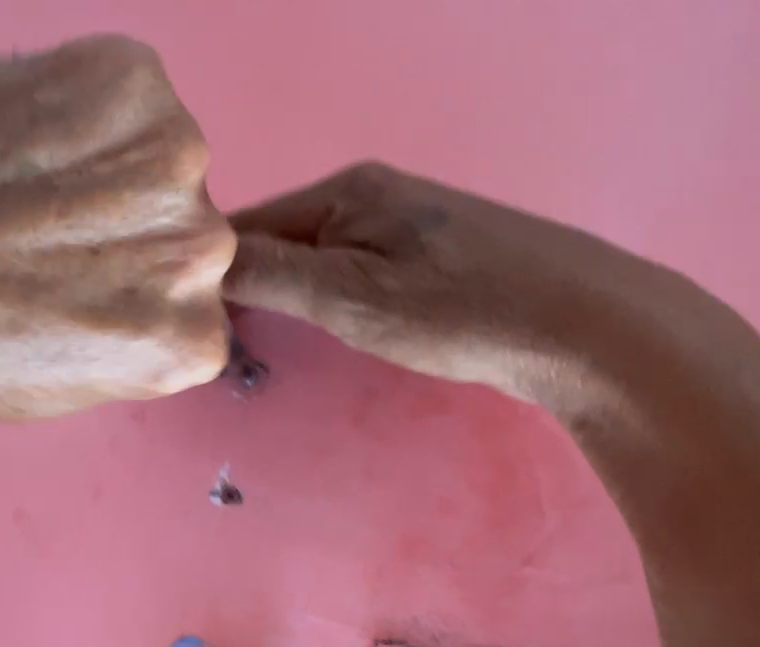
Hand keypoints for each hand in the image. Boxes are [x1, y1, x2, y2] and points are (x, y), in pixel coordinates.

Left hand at [0, 36, 233, 419]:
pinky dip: (72, 107)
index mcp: (183, 345)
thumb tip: (133, 284)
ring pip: (155, 155)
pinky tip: (8, 141)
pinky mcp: (126, 75)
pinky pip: (121, 90)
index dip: (122, 292)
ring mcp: (169, 157)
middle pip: (180, 227)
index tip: (71, 290)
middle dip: (118, 230)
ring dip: (99, 165)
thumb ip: (121, 338)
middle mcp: (198, 254)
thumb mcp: (51, 385)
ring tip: (12, 189)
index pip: (189, 305)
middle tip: (35, 237)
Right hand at [225, 162, 701, 403]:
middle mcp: (366, 193)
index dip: (206, 270)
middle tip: (209, 341)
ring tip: (247, 341)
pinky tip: (308, 326)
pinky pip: (339, 268)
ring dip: (272, 294)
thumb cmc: (456, 311)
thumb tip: (195, 261)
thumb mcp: (348, 297)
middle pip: (273, 238)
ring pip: (306, 256)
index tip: (178, 317)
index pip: (243, 226)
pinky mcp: (419, 253)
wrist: (581, 326)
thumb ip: (269, 275)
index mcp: (343, 192)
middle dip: (236, 284)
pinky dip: (311, 297)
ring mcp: (396, 221)